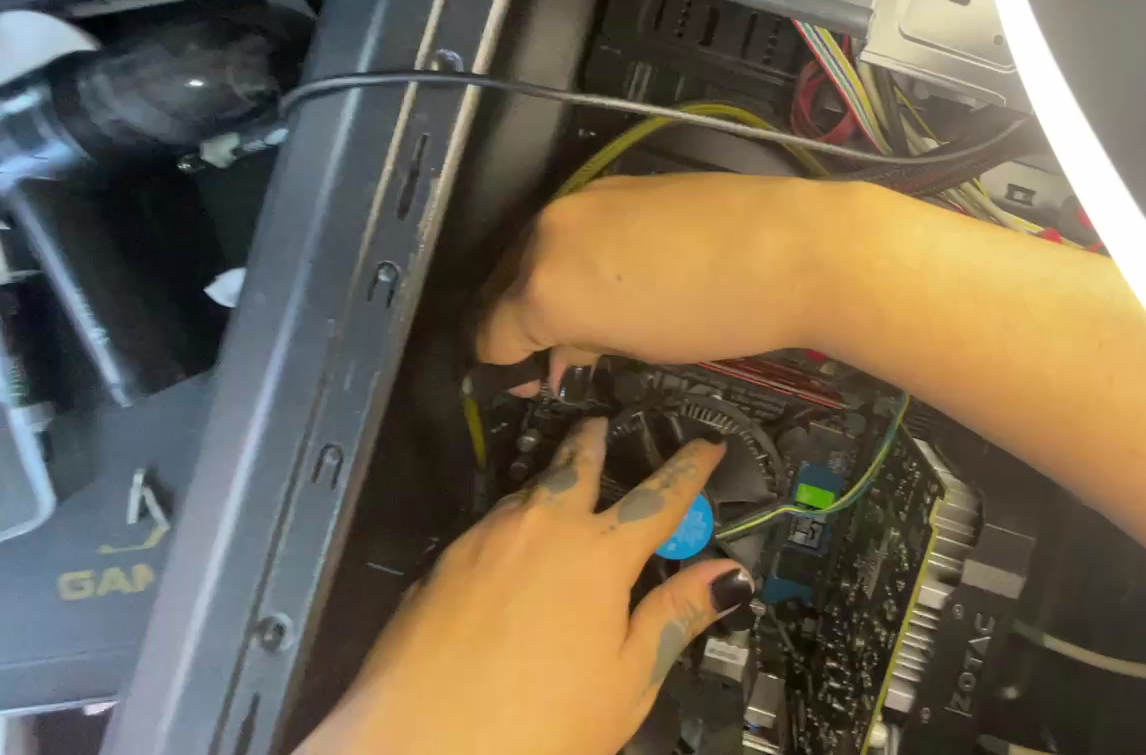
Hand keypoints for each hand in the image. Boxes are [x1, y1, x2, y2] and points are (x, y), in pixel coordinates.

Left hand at [299, 419, 755, 754]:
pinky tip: (512, 549)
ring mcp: (488, 536)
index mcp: (599, 553)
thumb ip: (677, 615)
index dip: (692, 465)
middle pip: (579, 458)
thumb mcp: (626, 683)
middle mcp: (544, 525)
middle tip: (607, 424)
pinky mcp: (443, 558)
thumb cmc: (541, 728)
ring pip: (532, 486)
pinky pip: (494, 520)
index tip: (710, 442)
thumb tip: (732, 572)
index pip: (660, 494)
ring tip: (563, 485)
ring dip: (554, 478)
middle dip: (598, 435)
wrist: (413, 754)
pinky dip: (516, 518)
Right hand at [477, 174, 850, 384]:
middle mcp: (549, 234)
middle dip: (521, 320)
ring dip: (547, 281)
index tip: (531, 379)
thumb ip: (584, 344)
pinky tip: (618, 269)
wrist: (790, 247)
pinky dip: (578, 251)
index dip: (505, 366)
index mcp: (547, 287)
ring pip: (537, 248)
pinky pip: (575, 224)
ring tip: (593, 308)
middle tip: (560, 349)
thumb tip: (561, 353)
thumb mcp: (641, 347)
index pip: (491, 332)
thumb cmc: (719, 316)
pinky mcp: (616, 180)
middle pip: (505, 282)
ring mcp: (584, 198)